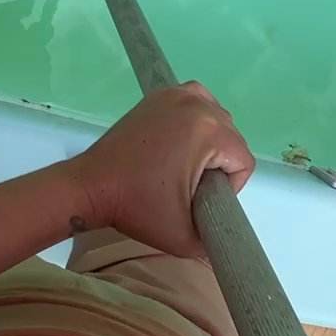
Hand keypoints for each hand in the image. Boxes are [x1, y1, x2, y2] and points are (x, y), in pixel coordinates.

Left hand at [67, 81, 253, 258]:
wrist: (92, 186)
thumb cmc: (137, 208)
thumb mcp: (185, 237)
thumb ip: (218, 240)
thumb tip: (229, 239)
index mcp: (208, 131)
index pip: (243, 160)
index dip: (230, 186)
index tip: (202, 198)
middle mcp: (196, 104)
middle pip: (232, 137)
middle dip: (219, 163)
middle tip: (191, 184)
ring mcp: (176, 95)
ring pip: (217, 118)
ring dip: (211, 141)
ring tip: (186, 164)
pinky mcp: (159, 95)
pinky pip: (196, 100)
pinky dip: (197, 117)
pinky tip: (184, 138)